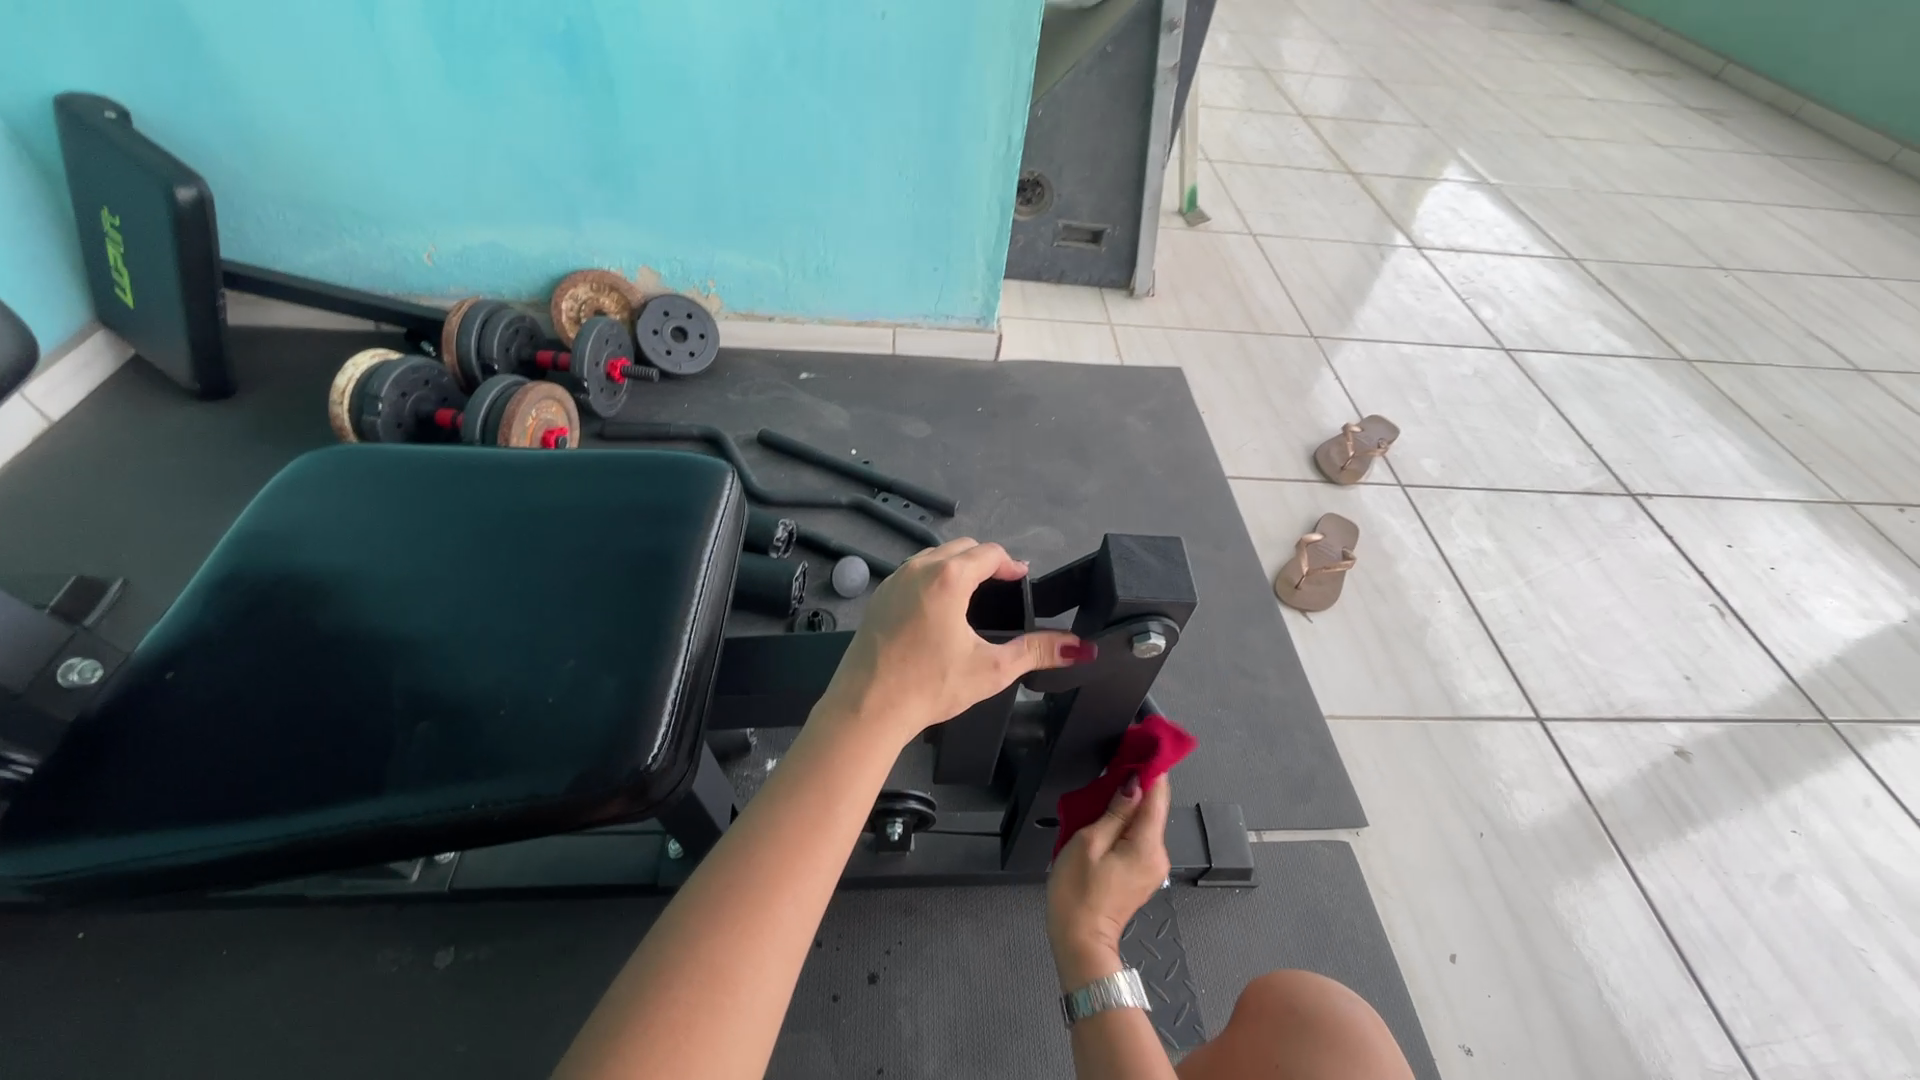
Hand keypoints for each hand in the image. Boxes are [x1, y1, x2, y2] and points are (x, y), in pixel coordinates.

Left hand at [812, 538, 1084, 746]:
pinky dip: (931, 580)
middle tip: (1002, 587)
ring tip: (972, 597)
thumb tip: (1080, 648)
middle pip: (961, 548)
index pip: (989, 552)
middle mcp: (919, 568)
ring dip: (956, 568)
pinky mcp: (877, 597)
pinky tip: (937, 611)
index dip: (1011, 564)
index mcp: (949, 577)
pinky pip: (911, 574)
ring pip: (932, 557)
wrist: (867, 707)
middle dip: (985, 561)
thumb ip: (1037, 652)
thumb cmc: (931, 685)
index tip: (1022, 581)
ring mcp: (893, 580)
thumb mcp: (992, 669)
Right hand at [1045, 774, 1172, 990]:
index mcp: (1147, 844)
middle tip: (1113, 764)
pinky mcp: (1142, 874)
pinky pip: (1138, 838)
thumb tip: (1134, 784)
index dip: (1151, 766)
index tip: (1139, 744)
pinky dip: (1125, 822)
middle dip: (1137, 784)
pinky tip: (1105, 816)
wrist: (1080, 941)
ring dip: (1128, 804)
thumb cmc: (1078, 892)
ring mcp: (1152, 866)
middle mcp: (1158, 854)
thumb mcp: (1089, 843)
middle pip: (1153, 808)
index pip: (1158, 794)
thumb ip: (1114, 811)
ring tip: (1103, 789)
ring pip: (1145, 822)